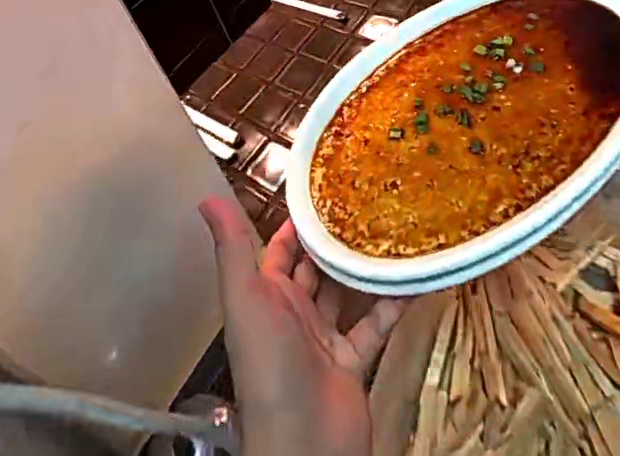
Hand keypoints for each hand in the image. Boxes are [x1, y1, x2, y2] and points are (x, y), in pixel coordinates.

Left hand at [199, 198, 408, 455]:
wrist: (303, 441)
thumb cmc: (268, 364)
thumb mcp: (246, 297)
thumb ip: (233, 248)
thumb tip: (207, 199)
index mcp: (266, 297)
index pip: (279, 250)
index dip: (297, 222)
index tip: (323, 188)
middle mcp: (294, 313)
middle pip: (317, 267)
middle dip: (336, 237)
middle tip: (366, 199)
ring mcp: (324, 338)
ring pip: (347, 291)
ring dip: (364, 264)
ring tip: (391, 227)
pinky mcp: (354, 359)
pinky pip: (376, 323)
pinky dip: (393, 301)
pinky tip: (412, 276)